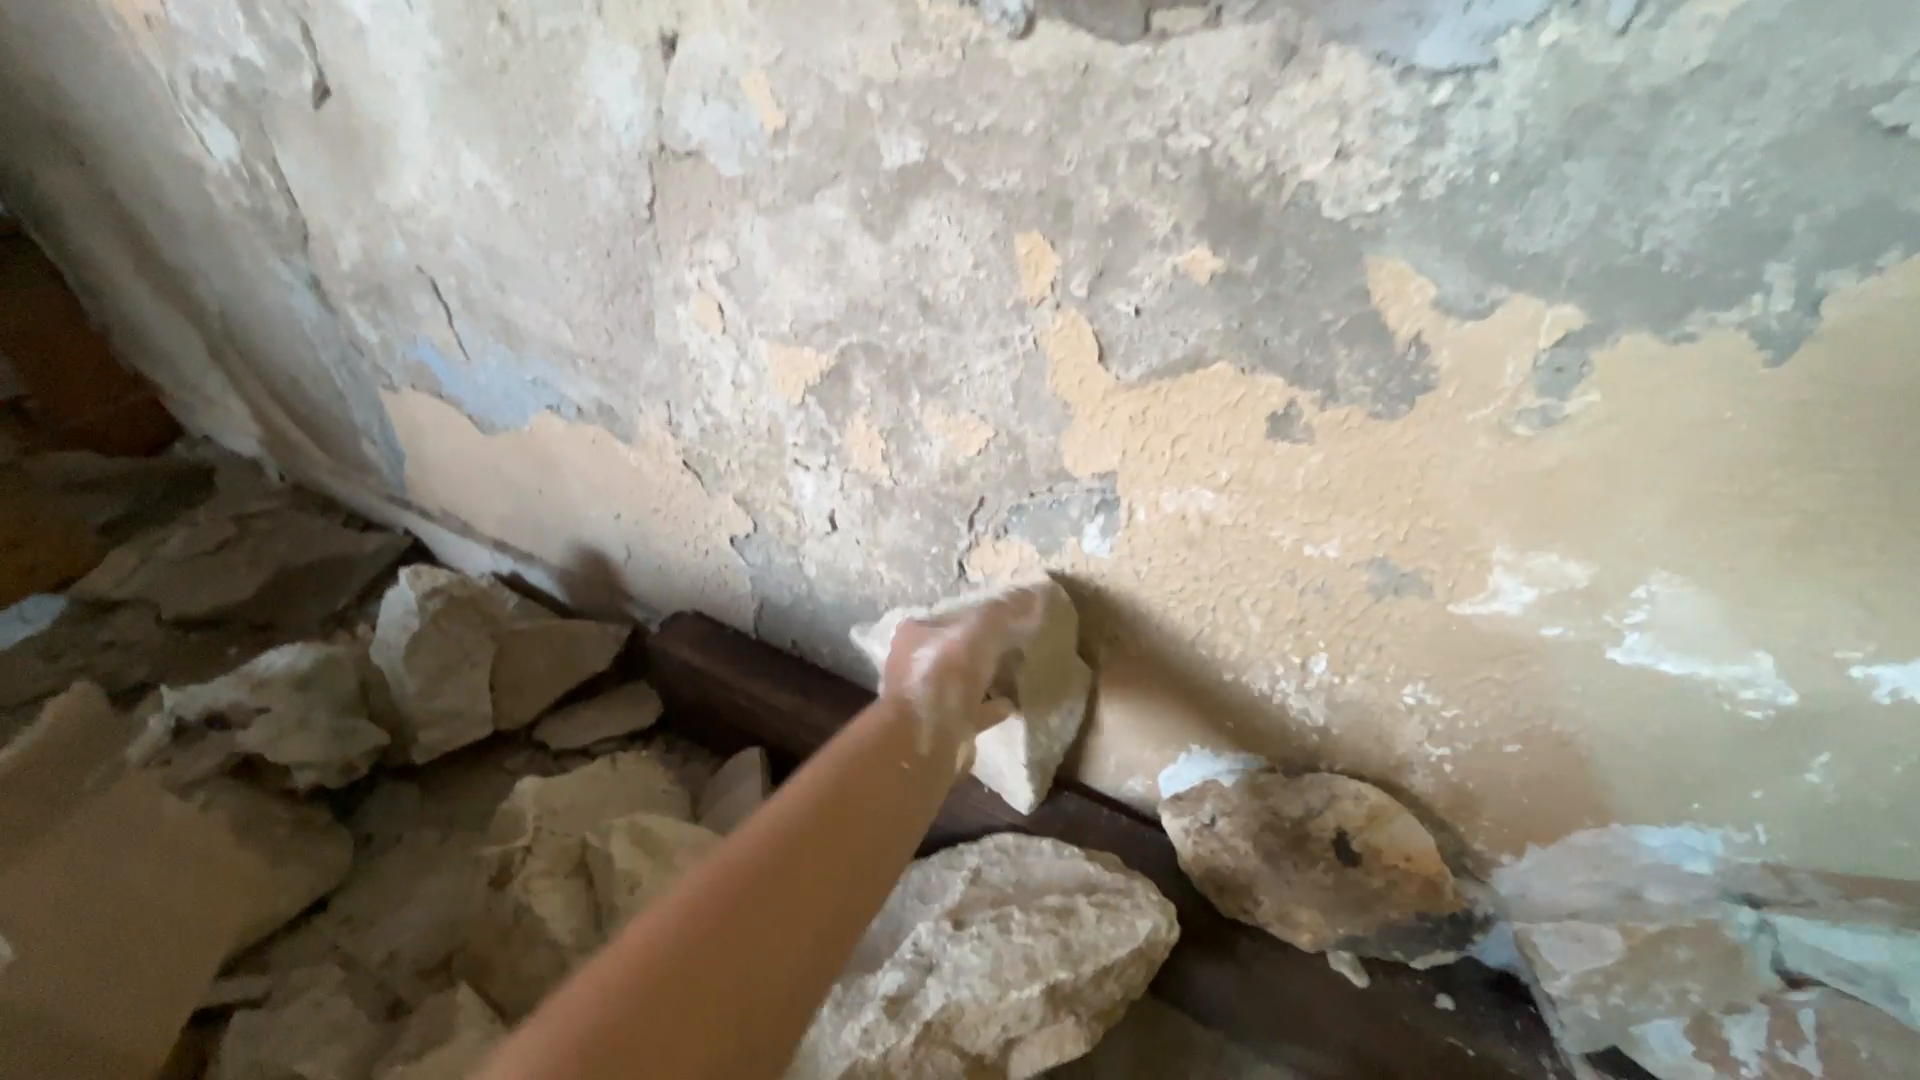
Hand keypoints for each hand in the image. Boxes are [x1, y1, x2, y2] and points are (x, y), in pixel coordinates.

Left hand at [879, 582, 1051, 749]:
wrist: (925, 741)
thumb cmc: (944, 676)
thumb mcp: (977, 631)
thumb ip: (1004, 611)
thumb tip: (1036, 592)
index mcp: (915, 633)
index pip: (950, 614)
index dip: (979, 612)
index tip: (1009, 615)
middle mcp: (915, 663)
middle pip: (957, 647)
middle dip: (984, 646)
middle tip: (1018, 642)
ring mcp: (927, 697)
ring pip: (963, 680)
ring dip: (987, 677)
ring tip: (1018, 670)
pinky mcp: (942, 726)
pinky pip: (972, 711)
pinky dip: (990, 706)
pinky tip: (1011, 704)